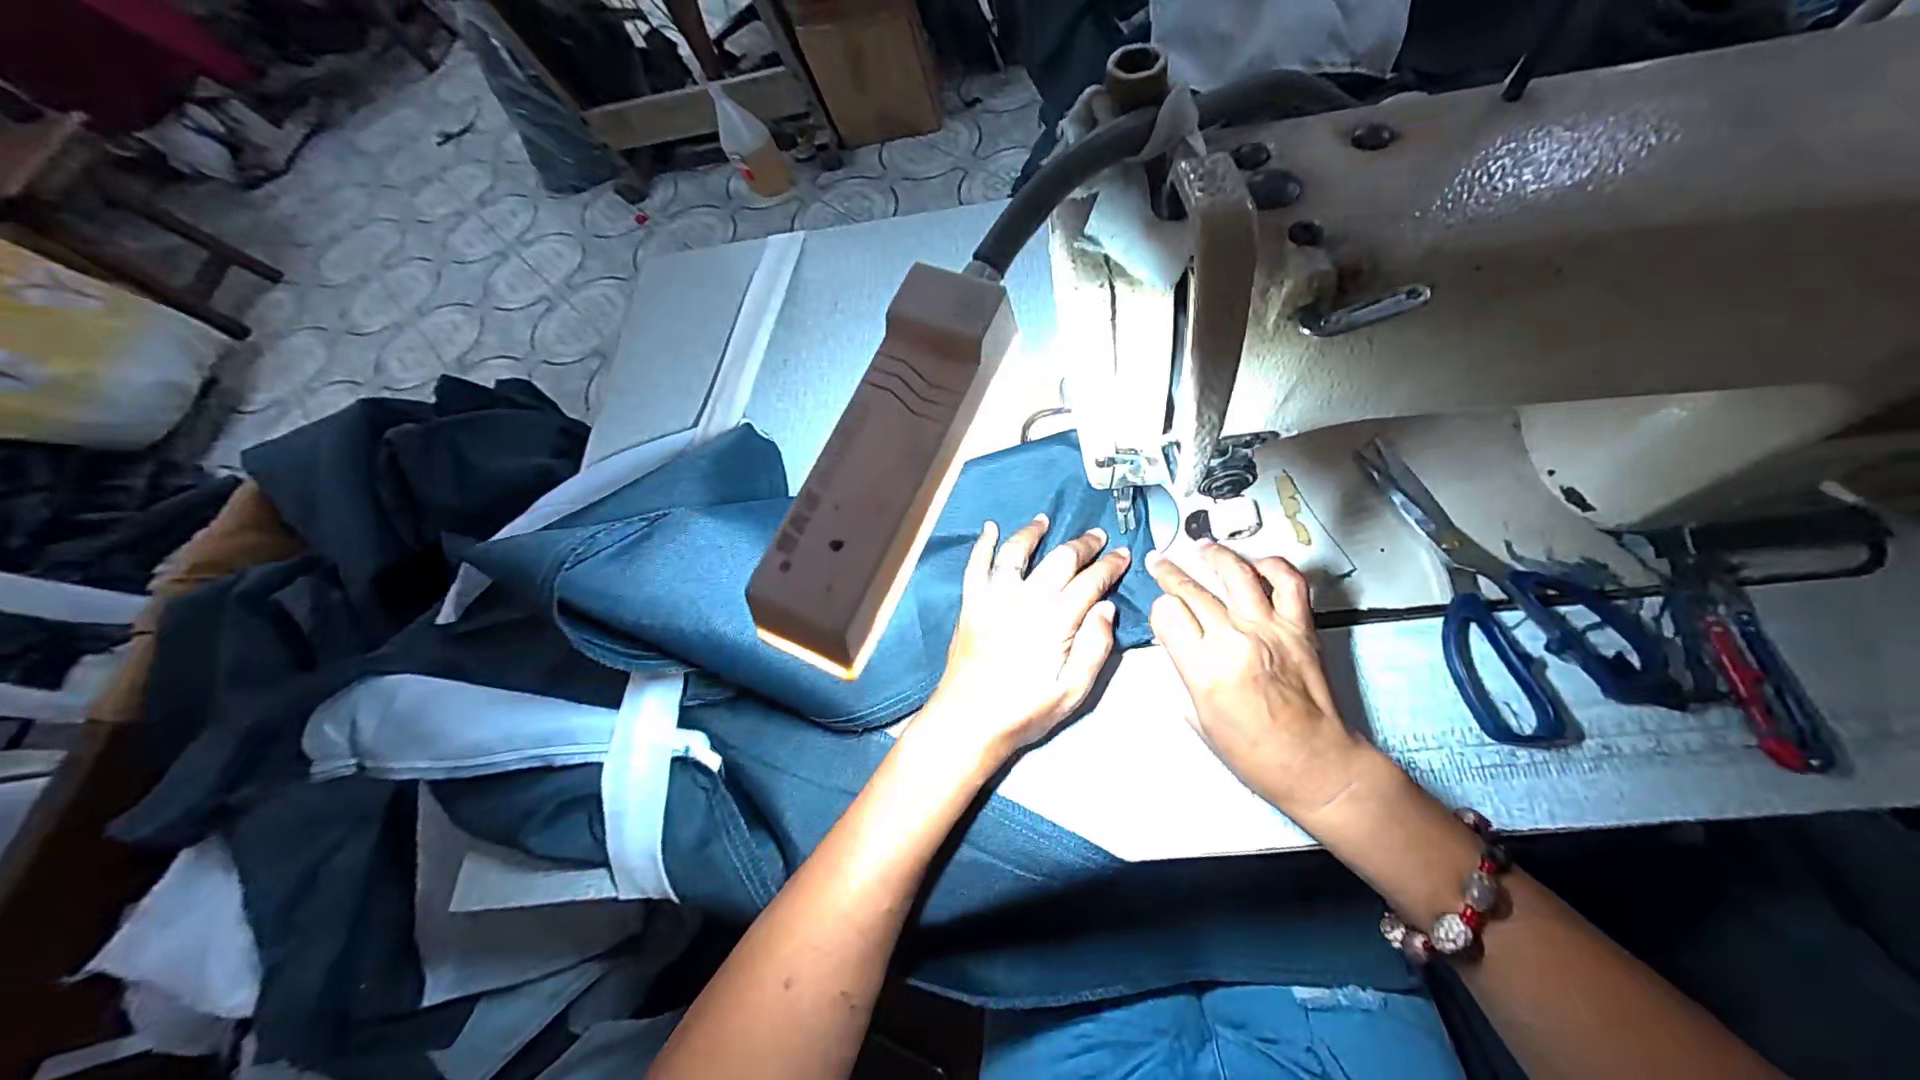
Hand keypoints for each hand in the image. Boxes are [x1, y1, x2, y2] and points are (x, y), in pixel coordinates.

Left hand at [912, 514, 1131, 763]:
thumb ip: (1094, 647)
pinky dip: (983, 543)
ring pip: (1017, 551)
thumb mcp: (1072, 690)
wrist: (968, 719)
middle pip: (1060, 559)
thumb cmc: (1023, 710)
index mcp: (1056, 618)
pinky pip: (976, 564)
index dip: (1110, 565)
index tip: (1122, 554)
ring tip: (1044, 520)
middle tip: (1097, 537)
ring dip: (1033, 532)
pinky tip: (989, 529)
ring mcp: (994, 596)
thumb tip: (1106, 608)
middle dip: (1083, 545)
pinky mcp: (971, 602)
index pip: (1091, 581)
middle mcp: (1026, 597)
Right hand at [1147, 543, 1372, 817]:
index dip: (1158, 607)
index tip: (1159, 609)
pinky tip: (1256, 563)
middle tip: (1159, 563)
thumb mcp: (1199, 716)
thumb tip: (1178, 643)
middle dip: (1169, 573)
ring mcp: (1270, 630)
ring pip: (1236, 573)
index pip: (1167, 613)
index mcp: (1205, 669)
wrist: (1315, 763)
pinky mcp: (1300, 628)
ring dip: (1214, 555)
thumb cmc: (1257, 753)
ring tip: (1202, 548)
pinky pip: (1288, 582)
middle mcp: (1235, 642)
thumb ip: (1185, 673)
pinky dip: (1272, 565)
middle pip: (1192, 590)